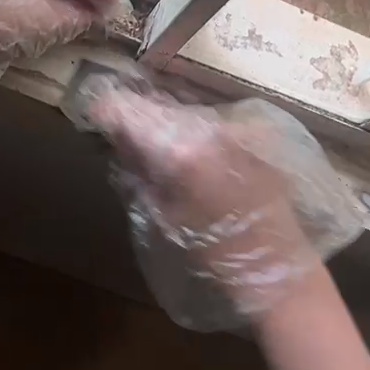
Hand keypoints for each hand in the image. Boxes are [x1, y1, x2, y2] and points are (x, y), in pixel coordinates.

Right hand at [90, 89, 320, 319]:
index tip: (93, 111)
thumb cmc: (213, 253)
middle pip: (158, 106)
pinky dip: (192, 128)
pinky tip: (186, 146)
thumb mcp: (161, 216)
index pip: (131, 111)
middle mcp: (206, 126)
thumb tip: (120, 141)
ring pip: (184, 110)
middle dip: (135, 113)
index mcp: (179, 149)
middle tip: (118, 125)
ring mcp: (232, 126)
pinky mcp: (251, 131)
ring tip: (150, 136)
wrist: (276, 264)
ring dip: (165, 119)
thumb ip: (138, 172)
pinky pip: (209, 120)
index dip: (107, 108)